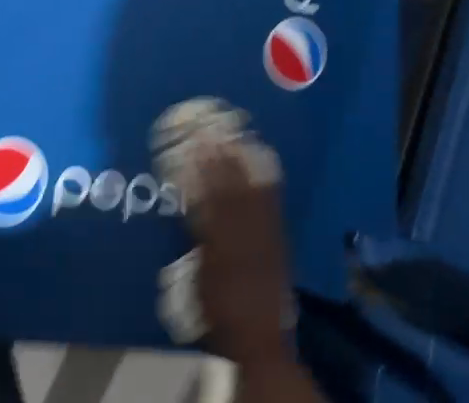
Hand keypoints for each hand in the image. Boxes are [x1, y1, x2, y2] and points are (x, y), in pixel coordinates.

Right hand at [190, 143, 292, 366]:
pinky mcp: (278, 241)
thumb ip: (197, 239)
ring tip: (236, 137)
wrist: (257, 337)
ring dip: (243, 163)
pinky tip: (263, 165)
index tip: (191, 144)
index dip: (200, 169)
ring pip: (253, 192)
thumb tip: (191, 203)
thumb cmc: (218, 309)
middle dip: (221, 158)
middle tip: (212, 130)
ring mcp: (264, 236)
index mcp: (219, 243)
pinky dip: (266, 183)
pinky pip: (272, 205)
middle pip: (231, 188)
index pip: (208, 197)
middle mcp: (243, 234)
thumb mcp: (199, 274)